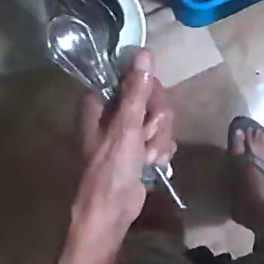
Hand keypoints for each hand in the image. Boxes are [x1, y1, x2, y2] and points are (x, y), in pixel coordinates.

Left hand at [70, 50, 175, 245]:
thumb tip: (144, 52)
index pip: (135, 77)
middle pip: (152, 97)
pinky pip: (161, 136)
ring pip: (159, 118)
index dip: (149, 91)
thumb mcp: (126, 126)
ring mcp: (128, 130)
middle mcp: (114, 112)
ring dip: (159, 138)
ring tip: (148, 156)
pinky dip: (160, 150)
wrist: (111, 211)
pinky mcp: (140, 147)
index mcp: (102, 101)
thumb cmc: (111, 167)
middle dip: (156, 120)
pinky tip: (153, 163)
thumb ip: (137, 90)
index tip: (152, 105)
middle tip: (147, 135)